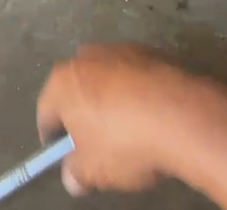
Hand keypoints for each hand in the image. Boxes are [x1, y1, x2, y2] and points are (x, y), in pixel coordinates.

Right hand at [35, 44, 216, 195]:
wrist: (181, 115)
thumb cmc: (124, 142)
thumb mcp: (94, 171)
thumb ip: (75, 173)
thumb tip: (72, 177)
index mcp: (61, 81)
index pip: (45, 111)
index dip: (52, 137)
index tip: (64, 155)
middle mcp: (84, 57)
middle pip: (75, 89)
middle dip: (82, 114)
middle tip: (97, 144)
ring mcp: (118, 50)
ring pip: (105, 79)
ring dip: (110, 100)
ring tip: (130, 130)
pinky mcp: (149, 52)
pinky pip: (134, 76)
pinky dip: (137, 92)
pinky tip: (152, 116)